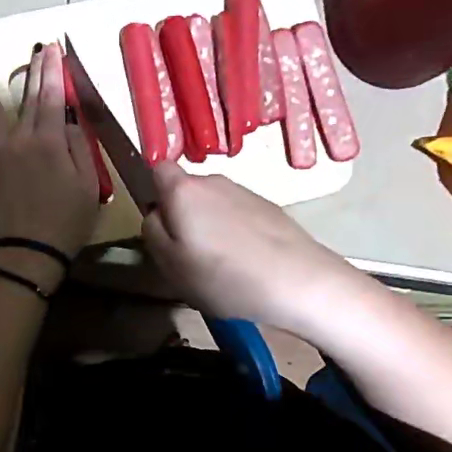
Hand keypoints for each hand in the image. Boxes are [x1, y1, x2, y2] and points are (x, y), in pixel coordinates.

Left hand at [0, 44, 101, 285]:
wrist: (29, 253)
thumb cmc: (67, 222)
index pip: (52, 97)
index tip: (52, 48)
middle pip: (25, 98)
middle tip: (35, 47)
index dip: (53, 71)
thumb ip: (78, 147)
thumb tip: (67, 120)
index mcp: (50, 142)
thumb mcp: (88, 185)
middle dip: (32, 69)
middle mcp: (19, 140)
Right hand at [141, 163, 362, 329]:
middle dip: (183, 216)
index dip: (154, 192)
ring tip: (219, 265)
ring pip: (213, 205)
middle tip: (187, 255)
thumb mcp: (169, 262)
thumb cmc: (222, 275)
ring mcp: (246, 193)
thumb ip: (152, 231)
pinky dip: (235, 234)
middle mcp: (214, 181)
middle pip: (187, 191)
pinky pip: (238, 217)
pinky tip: (244, 264)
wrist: (299, 282)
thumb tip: (156, 213)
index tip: (160, 223)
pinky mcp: (270, 209)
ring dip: (210, 227)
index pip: (158, 169)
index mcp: (183, 190)